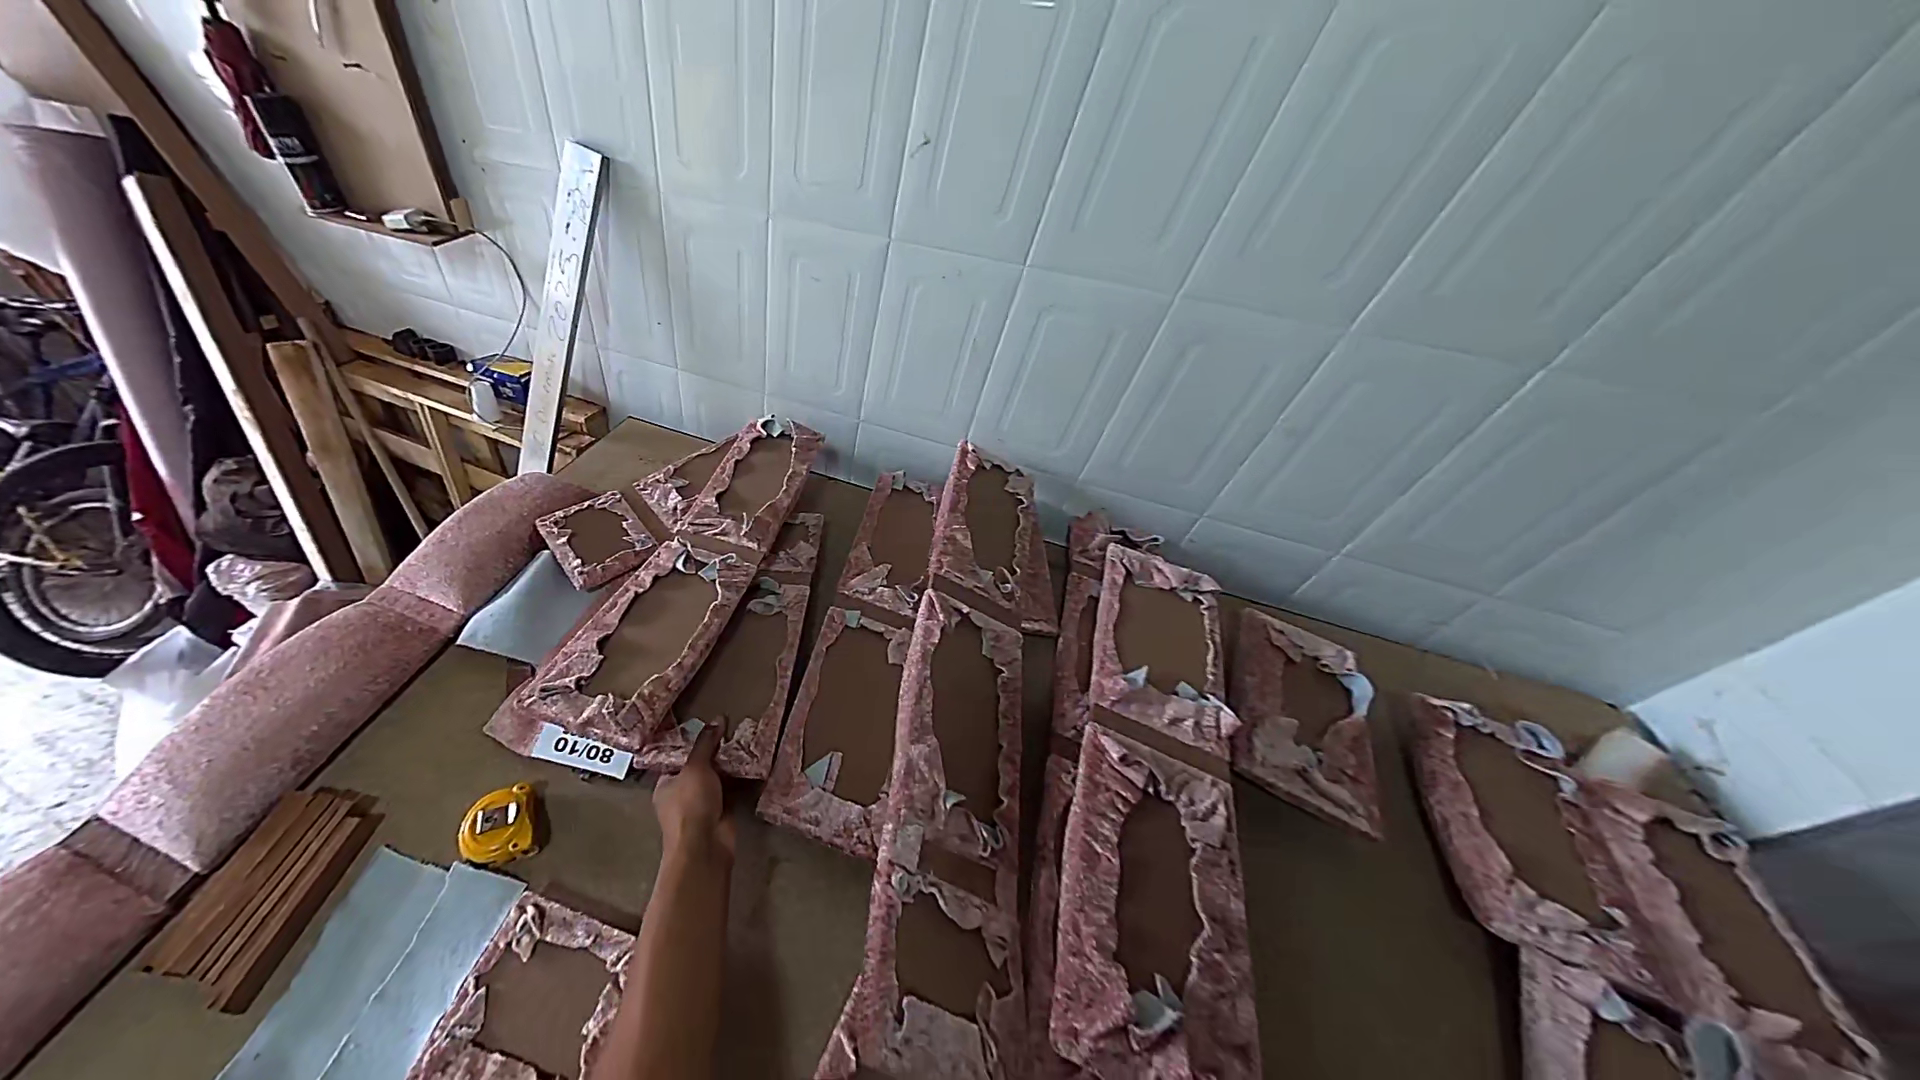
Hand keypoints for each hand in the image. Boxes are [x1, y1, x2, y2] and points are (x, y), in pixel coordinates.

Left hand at [653, 723, 734, 857]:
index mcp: (666, 784)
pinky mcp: (721, 812)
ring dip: (729, 766)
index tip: (712, 727)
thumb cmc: (690, 804)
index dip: (694, 743)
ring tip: (746, 742)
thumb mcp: (696, 767)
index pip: (678, 758)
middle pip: (699, 768)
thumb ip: (706, 743)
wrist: (705, 845)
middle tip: (734, 732)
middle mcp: (681, 795)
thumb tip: (717, 718)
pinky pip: (731, 791)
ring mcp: (702, 805)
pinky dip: (740, 780)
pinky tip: (752, 764)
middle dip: (715, 753)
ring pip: (717, 779)